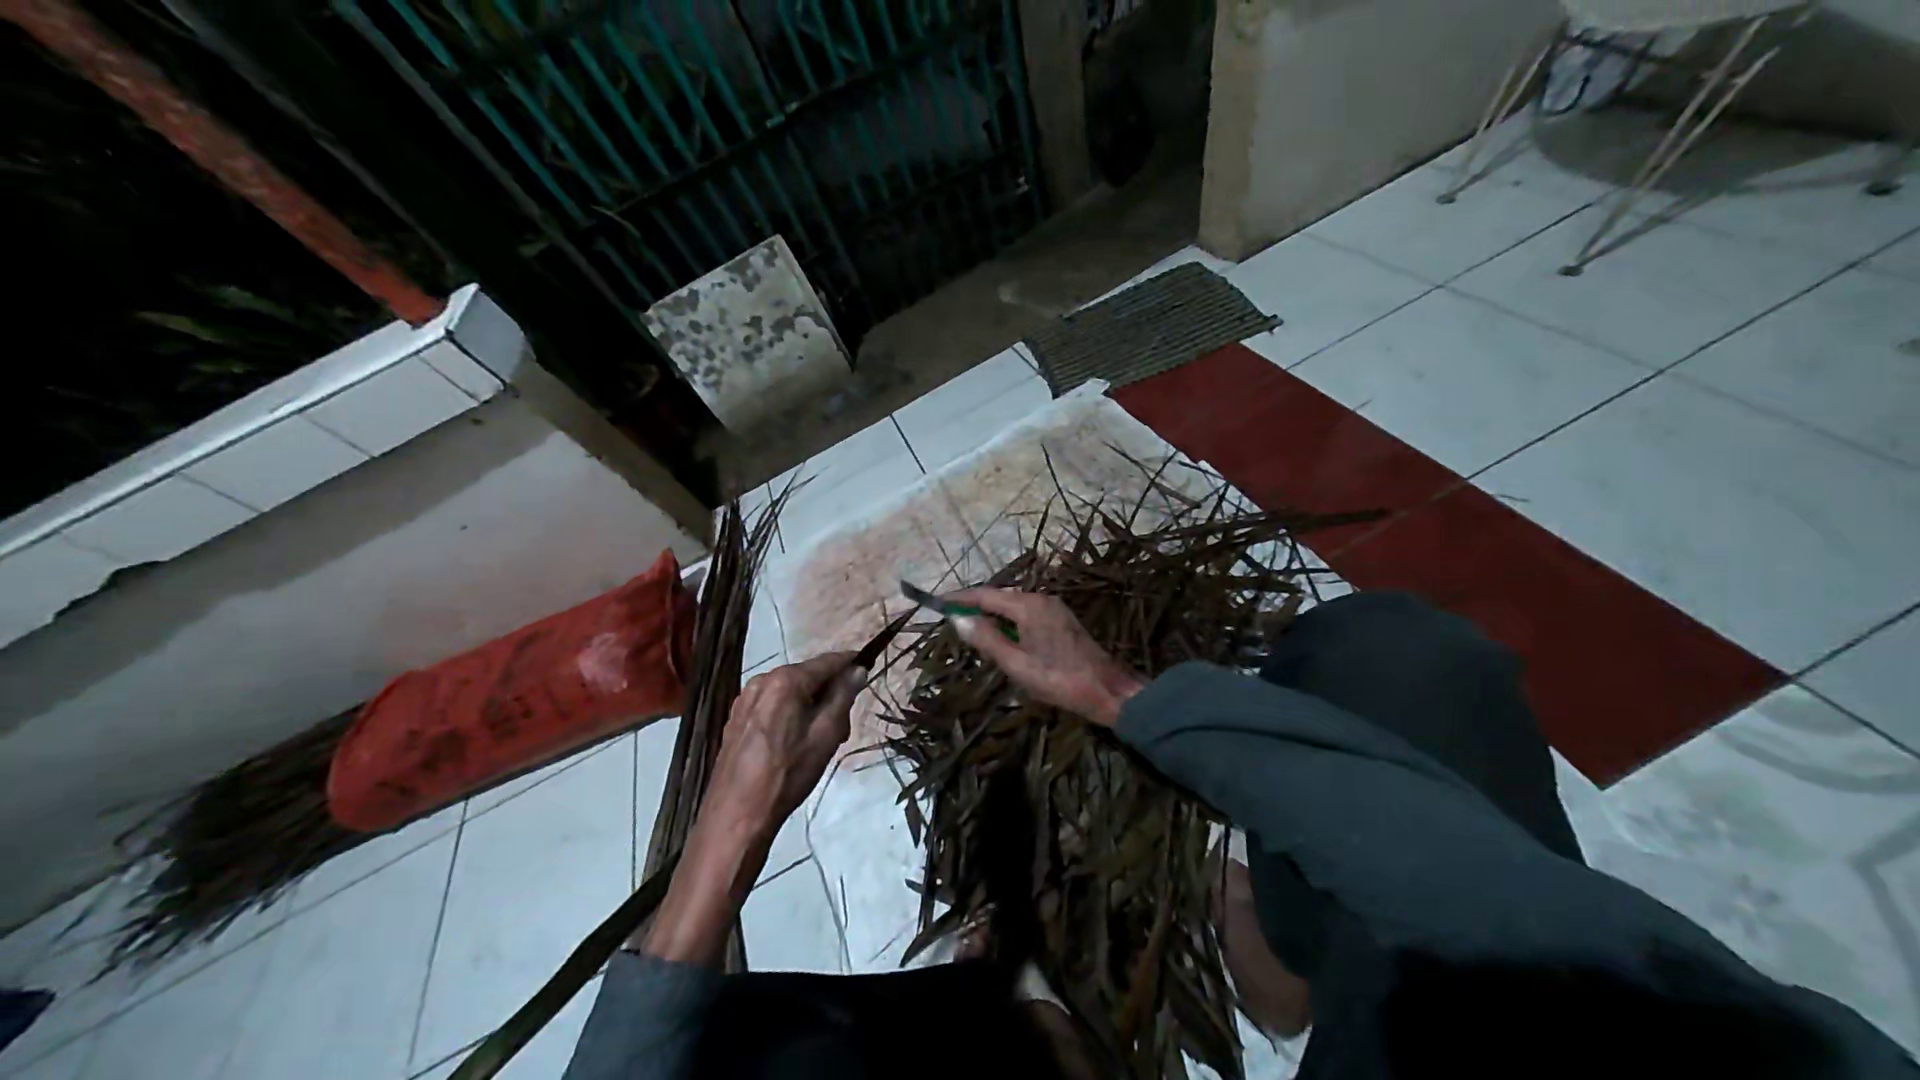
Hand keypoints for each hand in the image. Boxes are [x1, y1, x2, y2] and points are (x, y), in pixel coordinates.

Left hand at [640, 651, 864, 965]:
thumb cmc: (788, 774)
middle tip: (844, 728)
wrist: (736, 817)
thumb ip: (844, 696)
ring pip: (790, 692)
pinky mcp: (736, 720)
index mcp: (784, 680)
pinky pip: (773, 706)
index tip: (870, 672)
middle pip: (808, 676)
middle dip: (830, 694)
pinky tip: (794, 746)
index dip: (852, 665)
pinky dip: (790, 716)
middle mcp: (760, 680)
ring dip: (811, 706)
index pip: (828, 661)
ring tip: (820, 742)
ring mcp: (744, 700)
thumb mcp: (826, 734)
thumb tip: (858, 669)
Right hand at [948, 588, 1145, 727]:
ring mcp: (1053, 609)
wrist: (1106, 690)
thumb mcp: (1015, 663)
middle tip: (950, 618)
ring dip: (991, 614)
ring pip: (1013, 605)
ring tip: (970, 628)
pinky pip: (1025, 613)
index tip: (938, 601)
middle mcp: (1041, 599)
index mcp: (1028, 605)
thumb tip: (958, 620)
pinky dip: (1007, 620)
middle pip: (999, 596)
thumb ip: (986, 639)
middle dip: (974, 605)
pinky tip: (1000, 637)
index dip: (960, 598)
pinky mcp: (1060, 621)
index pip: (985, 595)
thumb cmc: (1058, 679)